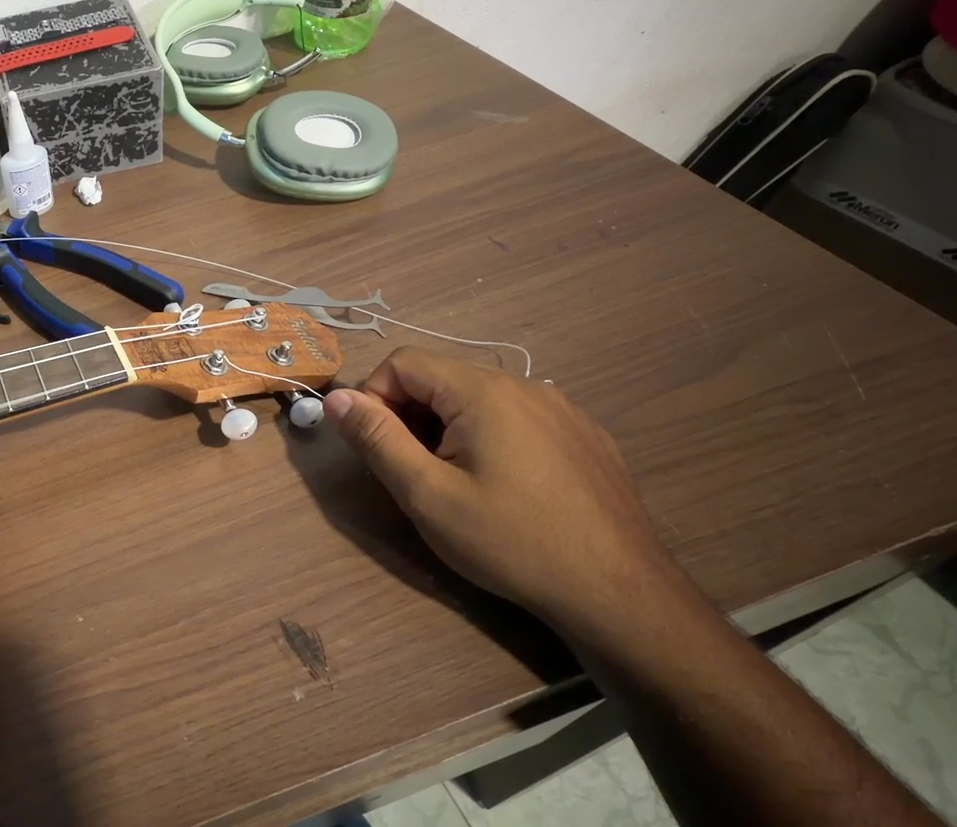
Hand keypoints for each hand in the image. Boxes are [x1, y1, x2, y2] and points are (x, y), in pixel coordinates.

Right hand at [323, 347, 682, 633]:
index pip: (403, 362)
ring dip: (449, 427)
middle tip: (413, 472)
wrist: (620, 594)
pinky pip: (518, 417)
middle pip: (441, 377)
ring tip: (457, 483)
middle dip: (411, 415)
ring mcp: (562, 409)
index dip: (375, 398)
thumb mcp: (426, 495)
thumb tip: (337, 398)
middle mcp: (525, 386)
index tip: (379, 448)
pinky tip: (506, 487)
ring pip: (479, 397)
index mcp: (483, 391)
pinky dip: (491, 437)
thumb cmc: (511, 542)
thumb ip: (377, 438)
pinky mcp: (586, 436)